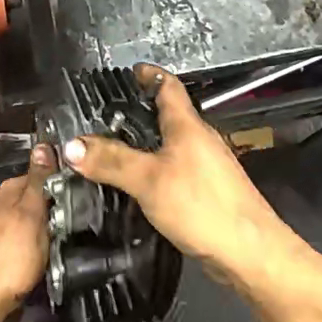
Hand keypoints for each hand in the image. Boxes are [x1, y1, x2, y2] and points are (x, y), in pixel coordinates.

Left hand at [0, 144, 53, 315]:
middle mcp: (5, 202)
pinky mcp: (11, 244)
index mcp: (10, 188)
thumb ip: (39, 178)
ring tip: (61, 234)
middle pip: (43, 193)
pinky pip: (35, 232)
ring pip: (40, 214)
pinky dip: (44, 238)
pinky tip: (49, 248)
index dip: (63, 181)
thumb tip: (43, 145)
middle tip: (70, 218)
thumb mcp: (32, 212)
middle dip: (58, 203)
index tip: (76, 193)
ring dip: (53, 222)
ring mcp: (7, 224)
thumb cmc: (11, 257)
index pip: (45, 171)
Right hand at [64, 63, 289, 281]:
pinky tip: (141, 188)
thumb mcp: (149, 180)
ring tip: (117, 151)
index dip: (150, 75)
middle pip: (170, 115)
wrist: (248, 250)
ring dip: (148, 142)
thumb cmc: (203, 205)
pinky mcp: (207, 191)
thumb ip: (112, 161)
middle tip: (111, 116)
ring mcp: (207, 165)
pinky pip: (176, 168)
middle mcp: (199, 139)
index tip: (133, 71)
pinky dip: (156, 169)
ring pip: (172, 143)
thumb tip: (73, 145)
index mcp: (188, 125)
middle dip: (143, 111)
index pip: (169, 86)